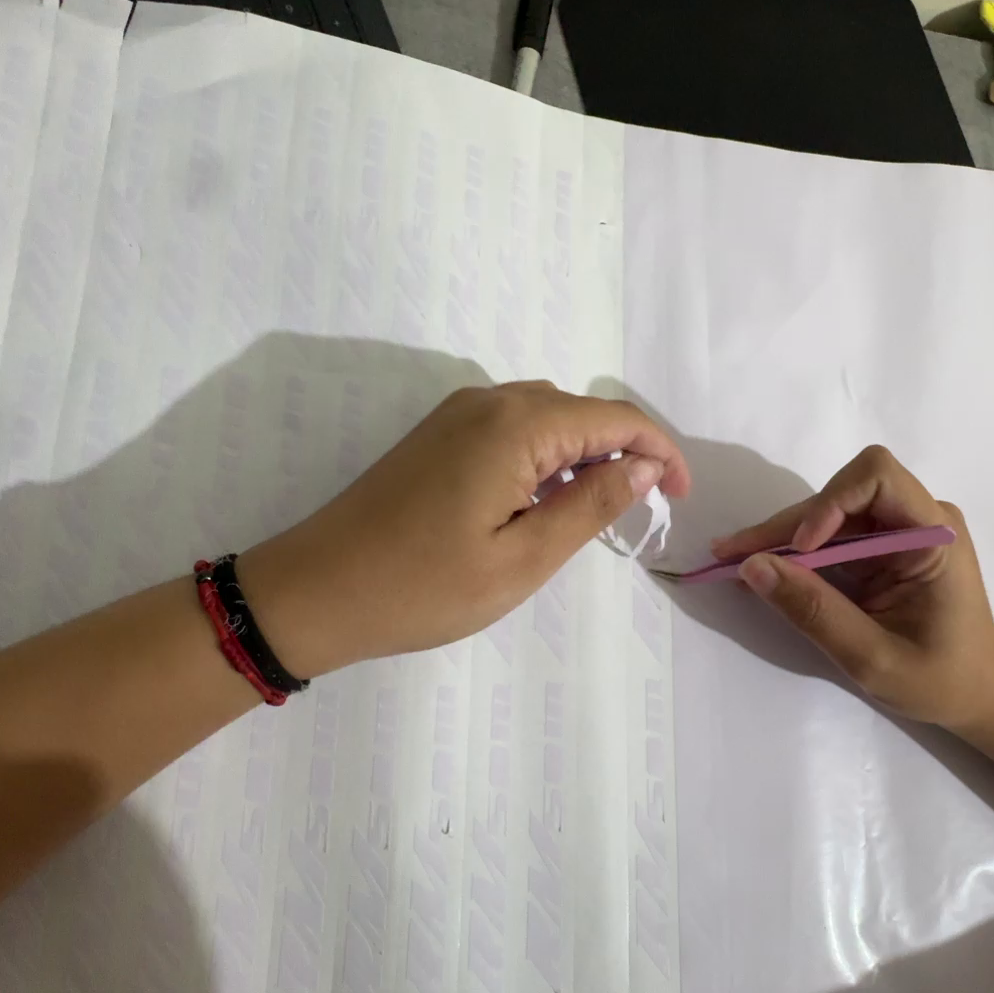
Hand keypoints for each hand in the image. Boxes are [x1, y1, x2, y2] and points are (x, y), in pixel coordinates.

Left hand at [240, 381, 690, 676]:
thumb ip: (591, 504)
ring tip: (601, 508)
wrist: (313, 591)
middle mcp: (490, 400)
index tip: (680, 498)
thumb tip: (644, 465)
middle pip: (584, 410)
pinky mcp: (441, 433)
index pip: (617, 418)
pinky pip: (516, 427)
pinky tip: (544, 499)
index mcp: (517, 425)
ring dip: (586, 453)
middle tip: (645, 510)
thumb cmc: (424, 587)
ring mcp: (460, 412)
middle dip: (627, 451)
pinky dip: (548, 455)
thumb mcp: (524, 558)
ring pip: (550, 417)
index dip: (662, 451)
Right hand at [712, 445, 993, 730]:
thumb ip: (815, 612)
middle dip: (789, 524)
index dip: (831, 501)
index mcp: (934, 536)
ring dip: (784, 536)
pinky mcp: (882, 547)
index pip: (878, 477)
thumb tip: (752, 567)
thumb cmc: (941, 681)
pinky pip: (832, 535)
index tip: (802, 549)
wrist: (978, 696)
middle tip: (731, 555)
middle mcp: (919, 519)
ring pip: (829, 511)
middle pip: (843, 493)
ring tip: (734, 561)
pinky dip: (796, 551)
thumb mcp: (874, 658)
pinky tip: (763, 566)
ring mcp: (900, 531)